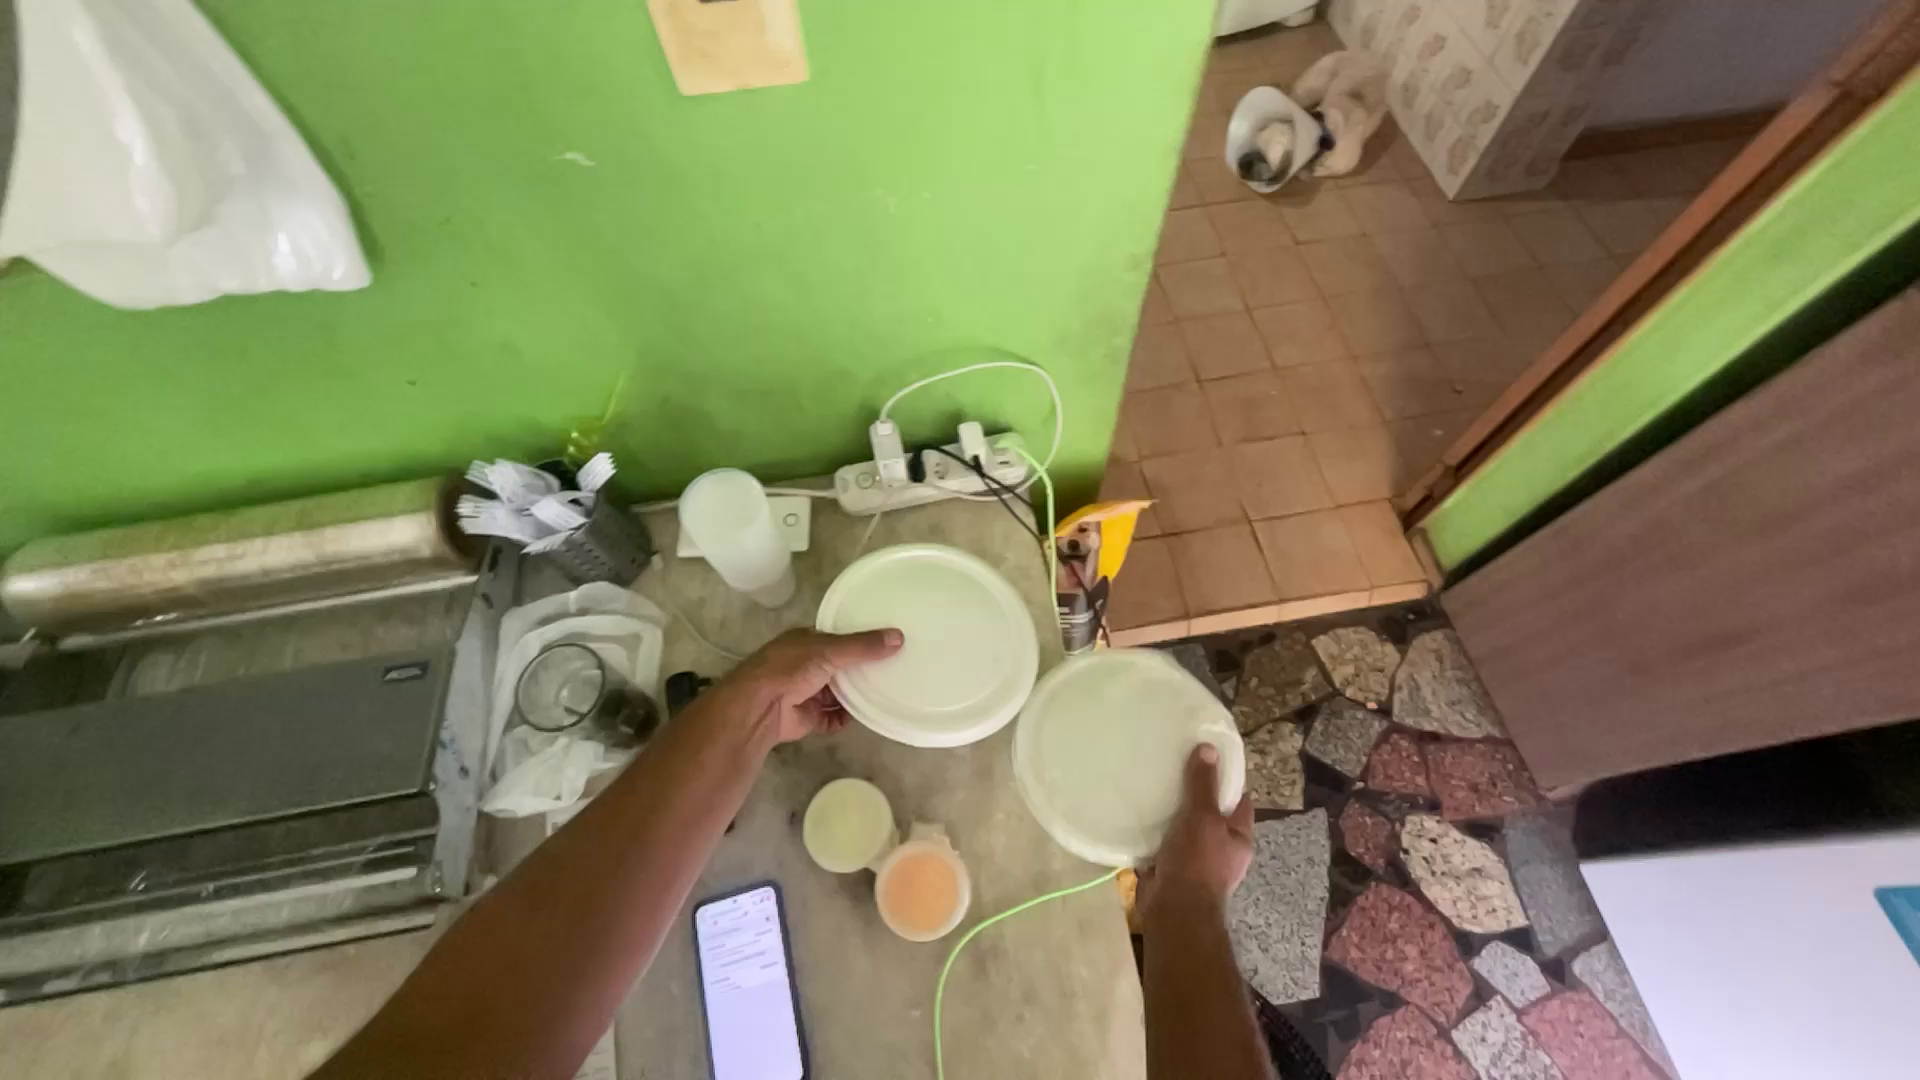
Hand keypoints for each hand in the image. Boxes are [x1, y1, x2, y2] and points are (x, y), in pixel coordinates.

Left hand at [708, 627, 903, 744]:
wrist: (759, 708)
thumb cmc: (790, 668)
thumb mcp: (829, 650)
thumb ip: (863, 646)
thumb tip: (899, 637)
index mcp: (806, 642)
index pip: (838, 636)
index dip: (859, 637)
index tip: (886, 640)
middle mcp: (805, 665)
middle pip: (839, 666)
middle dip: (860, 669)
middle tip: (892, 668)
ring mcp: (805, 692)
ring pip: (836, 693)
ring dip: (854, 695)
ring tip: (884, 692)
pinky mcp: (806, 717)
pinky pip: (831, 718)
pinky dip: (845, 718)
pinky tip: (865, 717)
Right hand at [1139, 745, 1253, 919]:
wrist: (1174, 910)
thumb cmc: (1197, 862)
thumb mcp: (1202, 816)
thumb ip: (1203, 784)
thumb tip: (1209, 748)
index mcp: (1239, 837)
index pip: (1238, 800)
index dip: (1225, 778)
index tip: (1205, 757)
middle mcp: (1222, 849)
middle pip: (1210, 813)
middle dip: (1194, 793)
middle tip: (1174, 767)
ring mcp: (1198, 861)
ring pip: (1186, 827)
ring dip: (1173, 812)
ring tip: (1155, 785)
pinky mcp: (1173, 869)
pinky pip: (1166, 841)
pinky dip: (1156, 829)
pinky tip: (1141, 813)